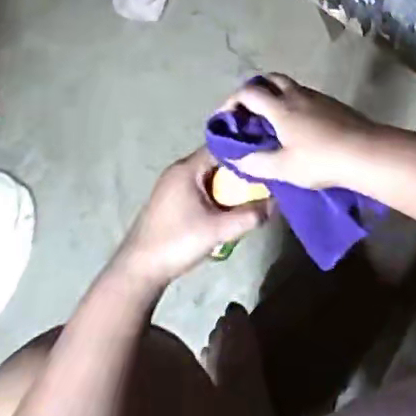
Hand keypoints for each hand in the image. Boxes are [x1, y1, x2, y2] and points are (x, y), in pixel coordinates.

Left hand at [118, 148, 269, 284]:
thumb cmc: (176, 242)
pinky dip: (217, 191)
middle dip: (240, 167)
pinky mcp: (172, 200)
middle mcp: (179, 170)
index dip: (245, 148)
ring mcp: (173, 185)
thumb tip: (276, 203)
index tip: (267, 153)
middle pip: (216, 159)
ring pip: (209, 174)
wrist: (139, 270)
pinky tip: (230, 204)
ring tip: (253, 189)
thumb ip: (249, 216)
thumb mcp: (218, 230)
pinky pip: (201, 185)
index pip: (222, 146)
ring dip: (228, 181)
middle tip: (264, 174)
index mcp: (187, 168)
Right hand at [218, 74, 382, 189]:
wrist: (366, 152)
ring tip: (271, 120)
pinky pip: (305, 95)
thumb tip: (237, 157)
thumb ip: (256, 163)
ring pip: (290, 85)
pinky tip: (297, 125)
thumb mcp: (284, 168)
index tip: (226, 118)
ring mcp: (318, 97)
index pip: (248, 93)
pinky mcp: (333, 104)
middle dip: (254, 90)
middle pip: (270, 79)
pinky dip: (293, 102)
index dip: (232, 101)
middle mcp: (297, 95)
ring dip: (275, 95)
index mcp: (280, 107)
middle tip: (248, 112)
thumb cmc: (320, 160)